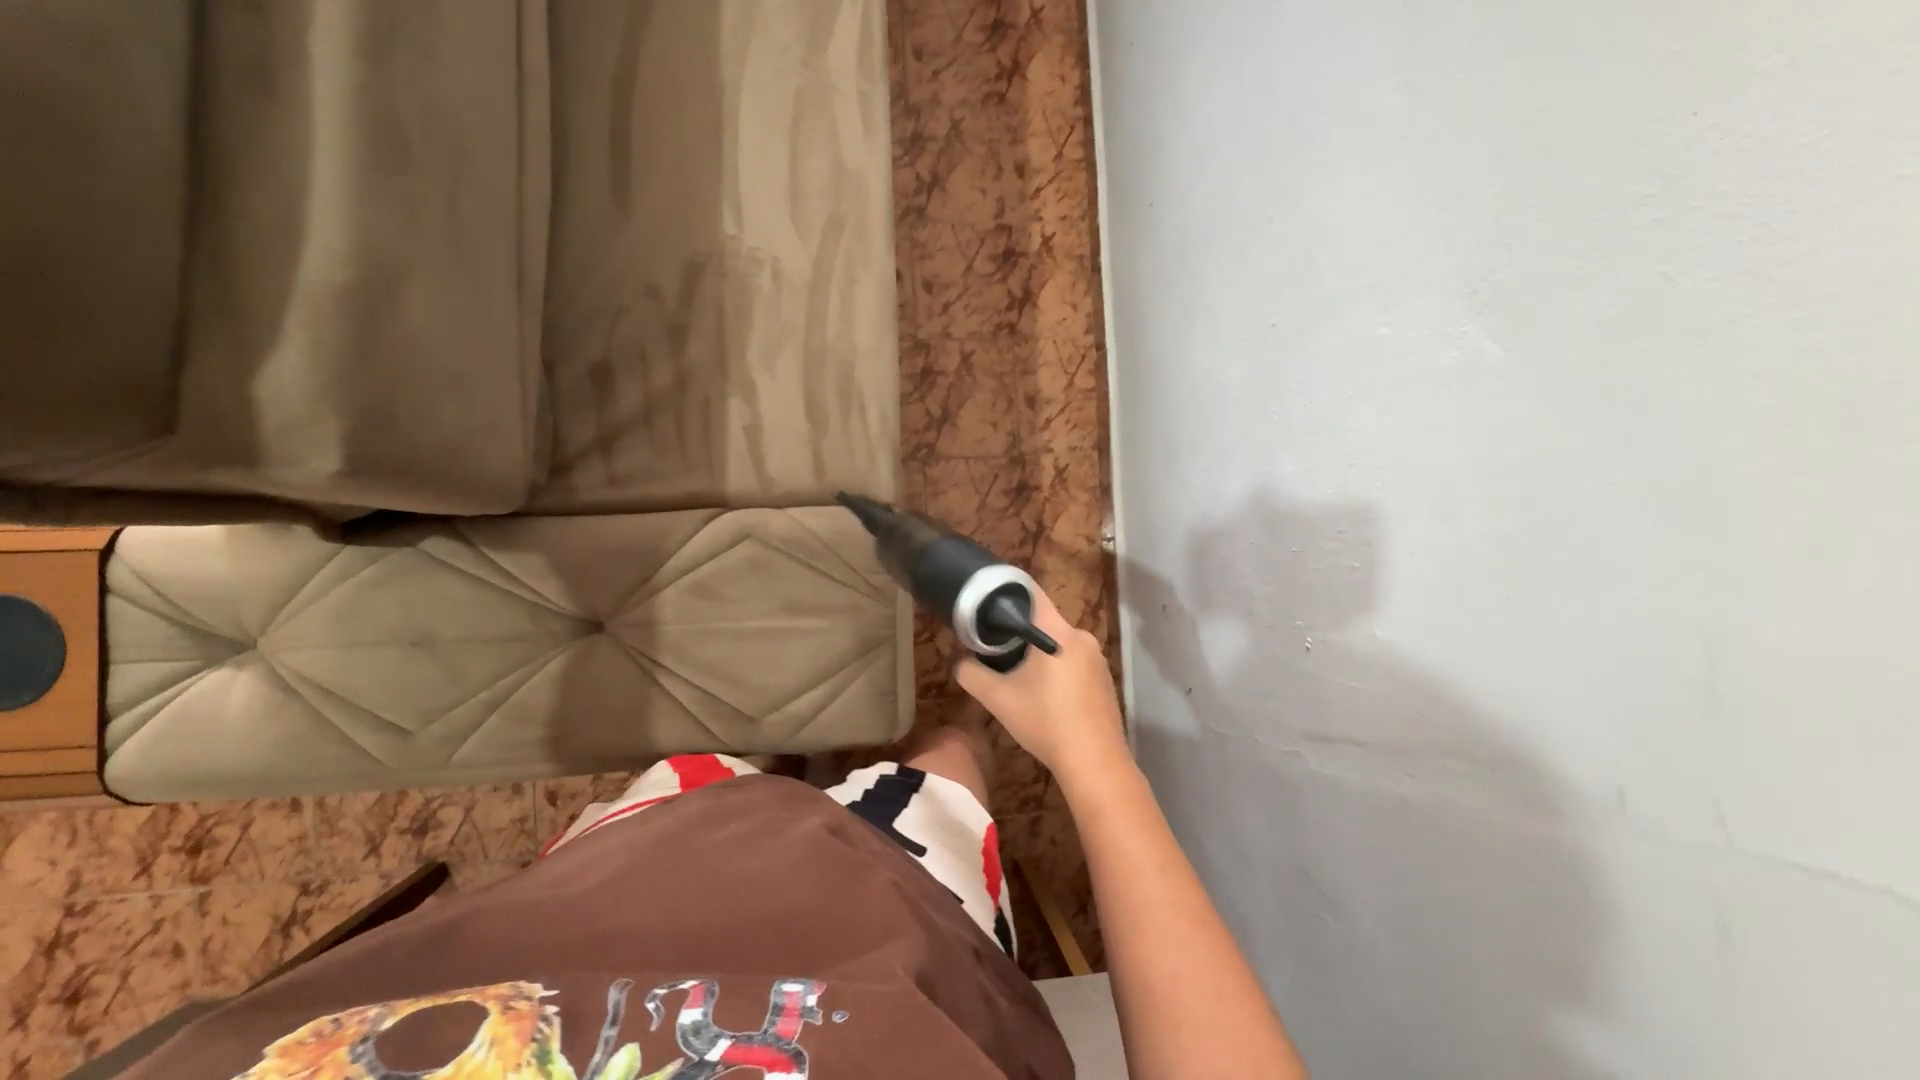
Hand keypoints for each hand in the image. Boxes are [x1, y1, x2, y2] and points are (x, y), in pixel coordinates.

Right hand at [954, 589, 1127, 780]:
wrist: (1094, 762)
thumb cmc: (1045, 722)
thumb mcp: (998, 699)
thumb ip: (971, 674)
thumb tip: (959, 661)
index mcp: (1057, 632)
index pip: (1031, 594)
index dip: (1006, 594)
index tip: (986, 605)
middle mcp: (1082, 637)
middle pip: (1043, 623)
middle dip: (1019, 635)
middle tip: (995, 653)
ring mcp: (1097, 659)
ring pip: (1059, 646)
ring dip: (1039, 656)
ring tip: (1018, 679)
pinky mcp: (1104, 680)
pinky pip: (1074, 664)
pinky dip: (1057, 672)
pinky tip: (1046, 698)